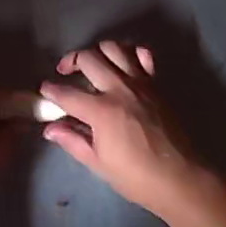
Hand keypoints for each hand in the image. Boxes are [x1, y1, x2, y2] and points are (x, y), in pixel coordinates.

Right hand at [40, 41, 214, 219]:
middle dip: (70, 61)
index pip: (67, 93)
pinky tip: (125, 63)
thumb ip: (73, 140)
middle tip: (64, 72)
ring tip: (93, 63)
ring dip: (98, 51)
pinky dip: (131, 53)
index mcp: (101, 110)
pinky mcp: (157, 83)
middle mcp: (118, 88)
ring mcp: (140, 82)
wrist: (181, 178)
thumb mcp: (99, 163)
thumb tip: (50, 129)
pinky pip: (143, 55)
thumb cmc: (137, 177)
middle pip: (88, 58)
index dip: (51, 90)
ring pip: (114, 48)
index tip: (44, 90)